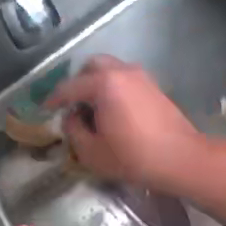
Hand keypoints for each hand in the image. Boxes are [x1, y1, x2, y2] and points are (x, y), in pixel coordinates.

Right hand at [44, 55, 207, 192]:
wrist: (180, 158)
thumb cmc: (132, 157)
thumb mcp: (91, 152)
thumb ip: (73, 130)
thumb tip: (71, 117)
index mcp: (103, 84)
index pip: (69, 87)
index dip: (53, 99)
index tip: (45, 109)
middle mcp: (122, 72)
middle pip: (92, 66)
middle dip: (77, 82)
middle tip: (71, 105)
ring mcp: (141, 77)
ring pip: (110, 70)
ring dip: (96, 84)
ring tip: (92, 110)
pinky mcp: (154, 87)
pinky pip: (125, 80)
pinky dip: (113, 89)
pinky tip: (112, 112)